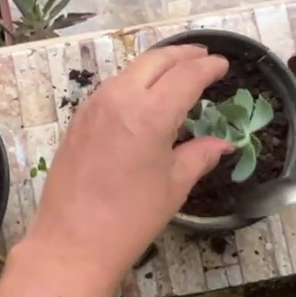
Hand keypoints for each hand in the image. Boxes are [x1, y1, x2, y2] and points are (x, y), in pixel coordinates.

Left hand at [20, 45, 231, 286]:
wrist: (72, 241)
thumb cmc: (130, 219)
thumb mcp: (174, 186)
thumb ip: (199, 155)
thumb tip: (222, 144)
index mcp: (150, 114)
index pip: (186, 76)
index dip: (208, 67)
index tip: (223, 64)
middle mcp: (120, 99)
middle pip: (156, 61)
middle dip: (183, 55)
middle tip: (203, 57)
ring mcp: (95, 106)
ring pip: (131, 70)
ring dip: (157, 66)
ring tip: (178, 73)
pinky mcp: (80, 118)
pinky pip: (113, 87)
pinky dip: (135, 82)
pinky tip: (146, 97)